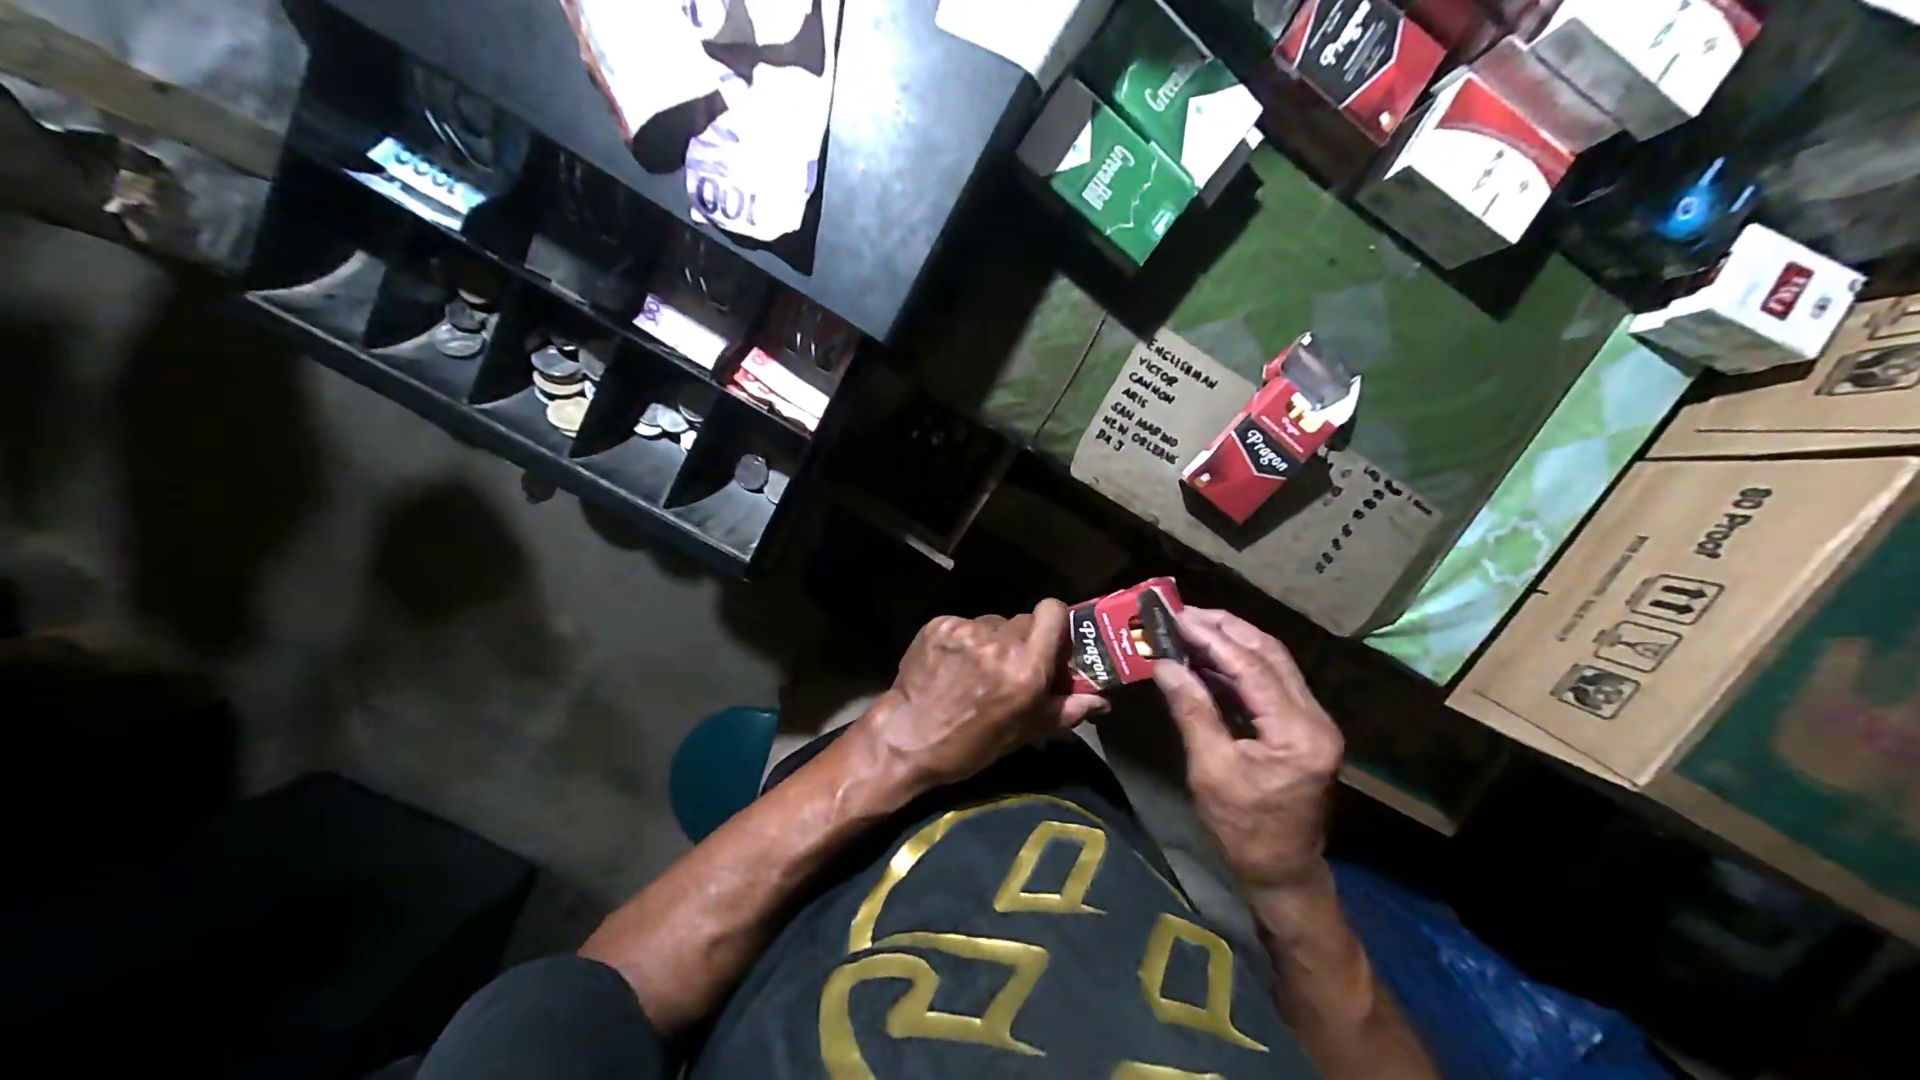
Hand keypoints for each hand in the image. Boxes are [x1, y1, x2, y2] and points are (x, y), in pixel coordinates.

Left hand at [859, 600, 1109, 788]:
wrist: (908, 740)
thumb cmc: (972, 744)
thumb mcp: (1024, 732)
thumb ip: (1066, 709)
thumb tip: (1103, 700)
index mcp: (1027, 668)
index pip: (1053, 611)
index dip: (1054, 622)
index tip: (1049, 640)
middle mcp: (999, 643)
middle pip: (1023, 620)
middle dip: (1022, 639)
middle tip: (1011, 665)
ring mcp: (965, 631)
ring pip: (992, 622)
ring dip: (991, 640)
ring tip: (976, 670)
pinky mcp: (938, 626)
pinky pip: (964, 625)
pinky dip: (963, 640)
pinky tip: (952, 665)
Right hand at [1152, 608, 1342, 892]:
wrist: (1281, 871)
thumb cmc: (1242, 829)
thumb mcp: (1210, 770)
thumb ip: (1192, 710)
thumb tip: (1164, 664)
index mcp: (1298, 733)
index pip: (1252, 668)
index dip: (1211, 638)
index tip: (1176, 617)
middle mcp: (1316, 719)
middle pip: (1270, 654)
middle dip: (1226, 628)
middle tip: (1184, 613)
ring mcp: (1314, 722)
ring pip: (1274, 663)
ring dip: (1233, 642)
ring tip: (1192, 627)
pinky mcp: (1303, 727)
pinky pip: (1271, 683)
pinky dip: (1239, 666)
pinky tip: (1208, 659)